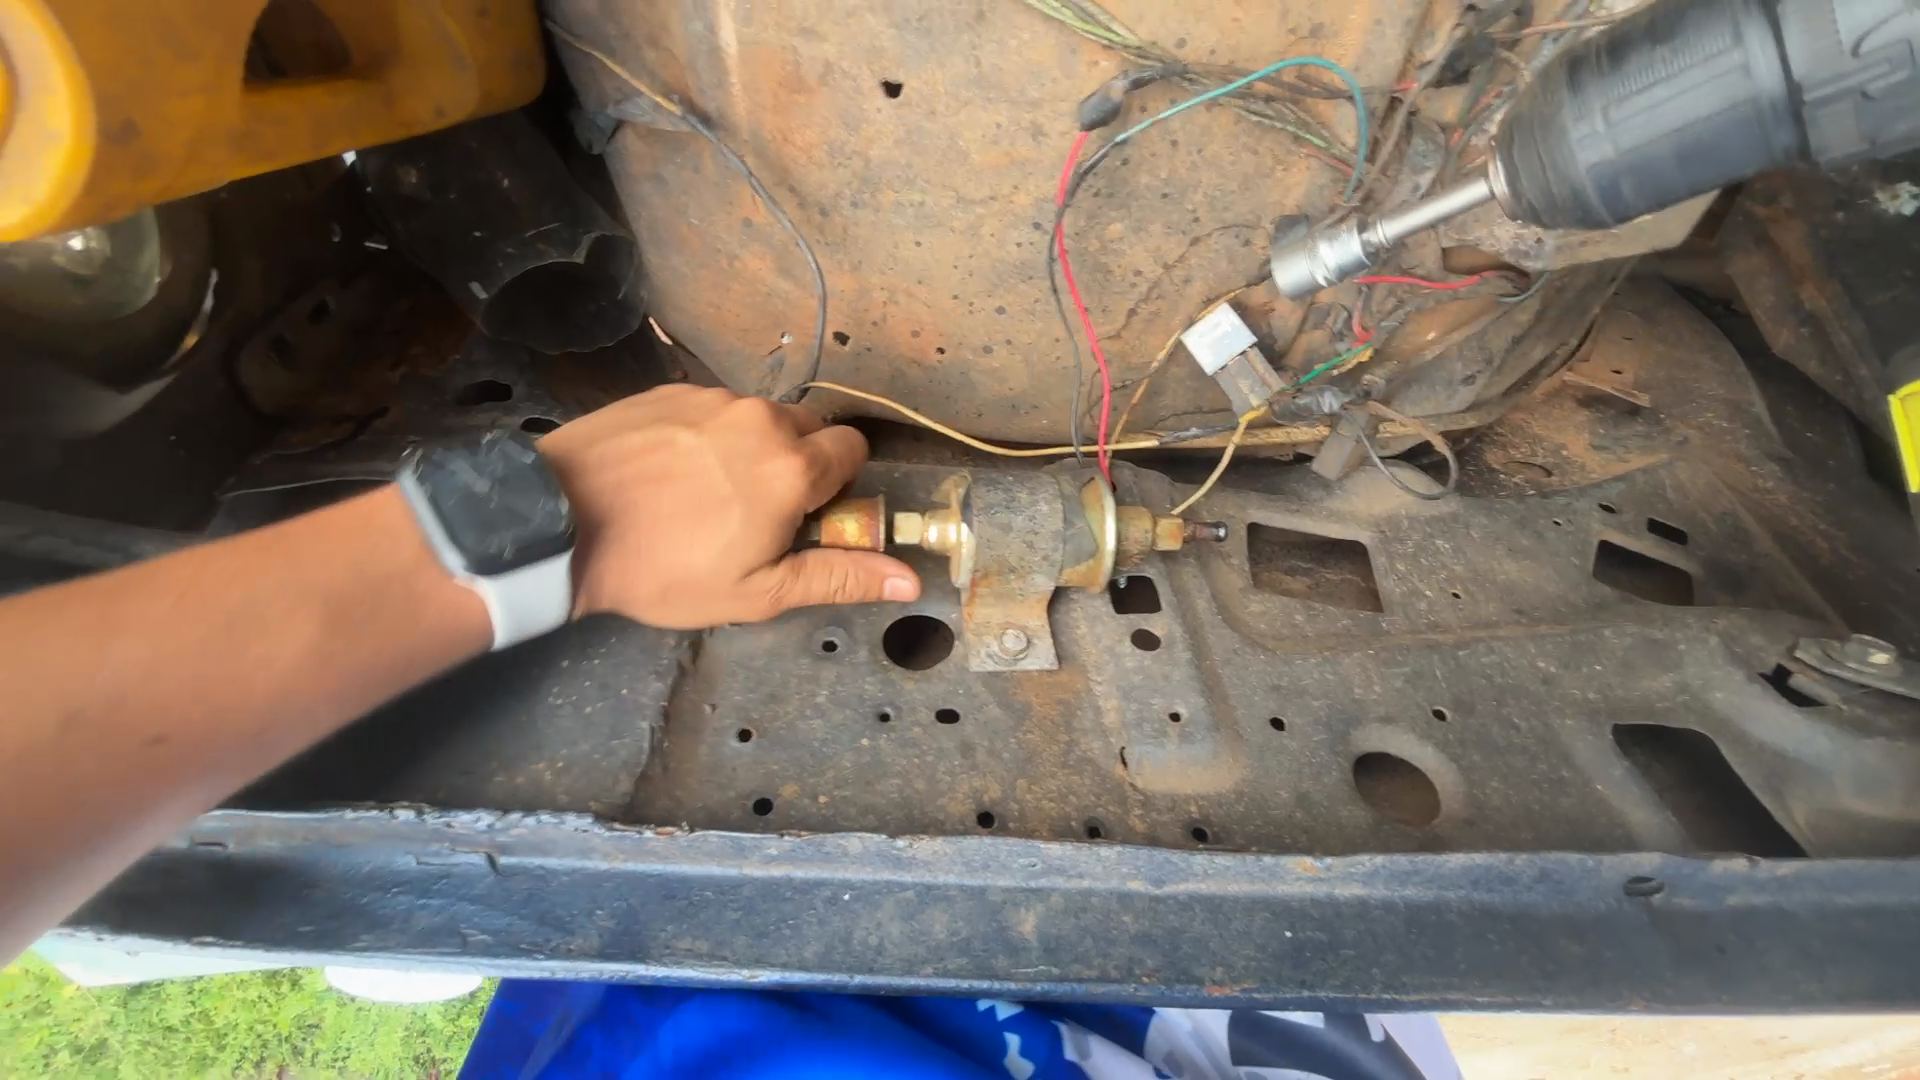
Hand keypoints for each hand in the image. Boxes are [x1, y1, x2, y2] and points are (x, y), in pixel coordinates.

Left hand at [536, 385, 920, 629]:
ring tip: (707, 490)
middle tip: (758, 508)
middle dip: (801, 463)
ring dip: (755, 447)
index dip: (839, 484)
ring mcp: (713, 397)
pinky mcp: (671, 389)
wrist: (556, 525)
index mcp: (793, 467)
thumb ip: (839, 578)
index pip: (853, 451)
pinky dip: (713, 434)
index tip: (807, 514)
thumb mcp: (758, 592)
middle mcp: (762, 418)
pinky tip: (673, 469)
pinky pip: (716, 408)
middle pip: (811, 429)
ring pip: (762, 417)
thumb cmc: (665, 570)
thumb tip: (911, 579)